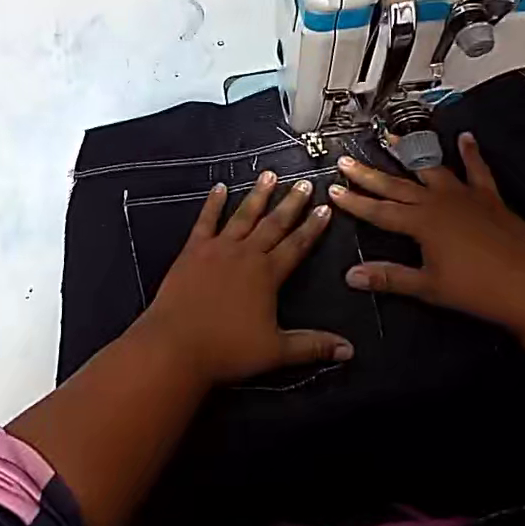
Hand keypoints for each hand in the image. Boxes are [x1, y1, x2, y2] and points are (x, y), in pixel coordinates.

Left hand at [134, 171, 348, 385]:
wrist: (176, 345)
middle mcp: (245, 254)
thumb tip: (348, 351)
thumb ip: (312, 346)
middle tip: (304, 183)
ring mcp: (217, 249)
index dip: (313, 227)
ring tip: (269, 174)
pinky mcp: (193, 250)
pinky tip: (219, 188)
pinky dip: (213, 203)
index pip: (297, 245)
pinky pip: (206, 221)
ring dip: (258, 195)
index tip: (325, 207)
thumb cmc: (227, 350)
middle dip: (291, 203)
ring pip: (243, 215)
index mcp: (267, 274)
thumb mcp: (276, 351)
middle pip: (274, 223)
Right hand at [329, 132, 524, 334]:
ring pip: (429, 169)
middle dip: (368, 173)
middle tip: (347, 161)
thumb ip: (389, 278)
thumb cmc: (481, 290)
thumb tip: (352, 276)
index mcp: (421, 223)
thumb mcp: (429, 287)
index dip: (354, 201)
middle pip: (395, 184)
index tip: (334, 189)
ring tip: (390, 138)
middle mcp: (439, 203)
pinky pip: (477, 170)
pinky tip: (466, 139)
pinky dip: (471, 153)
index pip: (377, 210)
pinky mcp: (489, 198)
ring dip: (409, 154)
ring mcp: (465, 197)